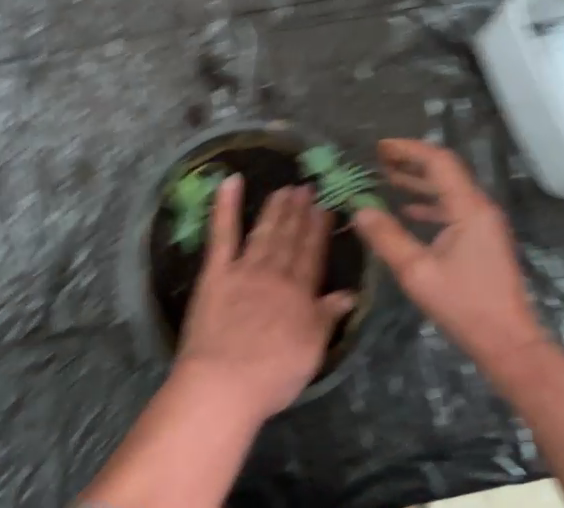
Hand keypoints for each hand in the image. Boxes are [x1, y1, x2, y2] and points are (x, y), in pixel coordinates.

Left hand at [174, 176, 356, 424]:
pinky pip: (222, 234)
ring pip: (264, 232)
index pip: (313, 254)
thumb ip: (327, 318)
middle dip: (299, 212)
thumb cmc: (271, 376)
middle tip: (305, 188)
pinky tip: (230, 182)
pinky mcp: (215, 272)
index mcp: (301, 294)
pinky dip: (226, 206)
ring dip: (275, 209)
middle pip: (290, 239)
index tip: (325, 207)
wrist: (224, 381)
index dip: (319, 230)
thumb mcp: (312, 352)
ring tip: (284, 189)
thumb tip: (349, 293)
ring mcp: (244, 270)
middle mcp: (275, 274)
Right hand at [353, 139, 544, 366]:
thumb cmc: (464, 306)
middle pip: (445, 171)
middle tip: (379, 159)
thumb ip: (387, 237)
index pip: (438, 162)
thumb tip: (359, 209)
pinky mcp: (484, 240)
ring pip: (450, 190)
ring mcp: (485, 224)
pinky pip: (454, 209)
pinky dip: (430, 204)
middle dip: (412, 161)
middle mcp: (480, 208)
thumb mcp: (417, 272)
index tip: (379, 147)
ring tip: (389, 178)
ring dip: (420, 182)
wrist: (509, 343)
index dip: (408, 149)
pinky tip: (409, 212)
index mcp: (468, 208)